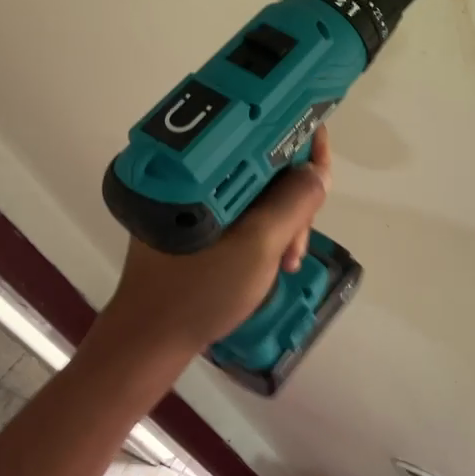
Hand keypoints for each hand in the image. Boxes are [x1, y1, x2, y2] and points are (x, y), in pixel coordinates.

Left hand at [91, 129, 333, 363]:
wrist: (152, 342)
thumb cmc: (201, 291)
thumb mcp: (260, 245)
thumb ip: (295, 202)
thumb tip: (319, 170)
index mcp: (193, 169)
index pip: (253, 133)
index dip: (294, 138)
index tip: (321, 155)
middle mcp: (189, 175)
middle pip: (261, 163)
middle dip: (293, 195)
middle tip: (299, 237)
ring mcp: (191, 201)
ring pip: (257, 190)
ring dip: (284, 218)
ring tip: (290, 256)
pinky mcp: (195, 223)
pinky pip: (244, 210)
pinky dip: (267, 228)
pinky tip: (277, 257)